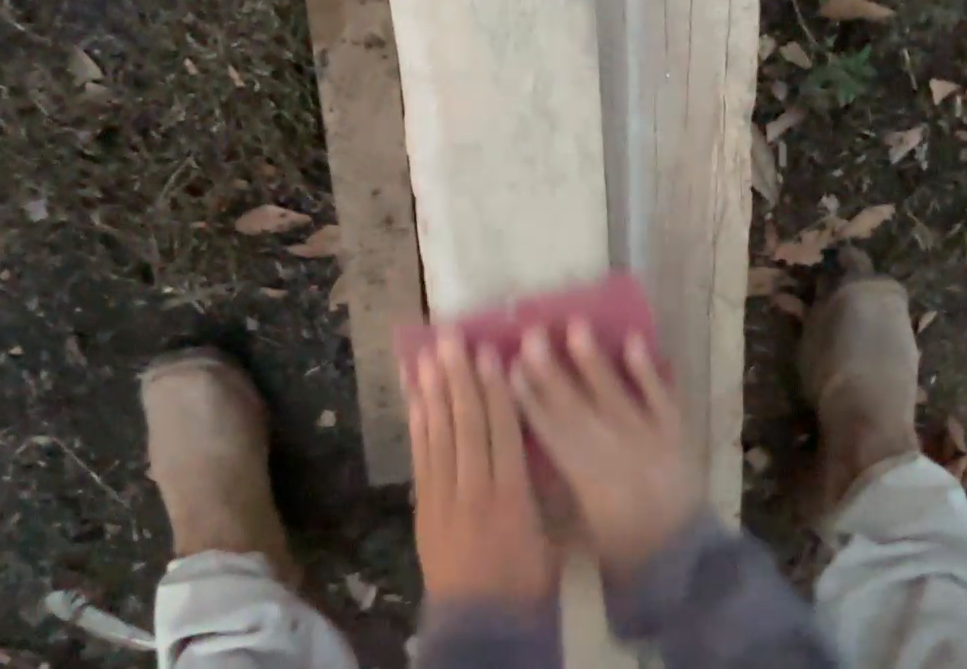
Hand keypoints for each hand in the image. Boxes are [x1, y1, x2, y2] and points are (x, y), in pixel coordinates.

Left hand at [406, 336, 560, 606]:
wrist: (482, 629)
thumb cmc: (529, 582)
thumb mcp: (551, 537)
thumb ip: (543, 486)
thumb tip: (542, 435)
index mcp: (511, 497)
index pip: (501, 431)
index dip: (494, 388)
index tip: (489, 351)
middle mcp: (474, 489)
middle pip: (465, 423)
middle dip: (458, 377)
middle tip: (450, 337)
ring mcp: (443, 497)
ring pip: (438, 434)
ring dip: (432, 392)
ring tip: (426, 355)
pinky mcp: (424, 507)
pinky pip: (420, 458)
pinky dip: (417, 425)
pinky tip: (415, 399)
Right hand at [511, 323, 703, 579]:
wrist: (682, 562)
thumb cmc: (621, 547)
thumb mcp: (578, 527)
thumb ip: (553, 485)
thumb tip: (523, 443)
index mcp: (584, 478)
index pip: (549, 430)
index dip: (527, 398)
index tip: (507, 366)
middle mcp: (612, 453)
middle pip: (576, 406)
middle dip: (551, 370)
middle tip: (532, 334)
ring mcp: (647, 439)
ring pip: (615, 395)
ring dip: (594, 361)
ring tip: (576, 325)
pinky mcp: (676, 433)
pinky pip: (661, 398)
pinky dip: (648, 370)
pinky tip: (634, 339)